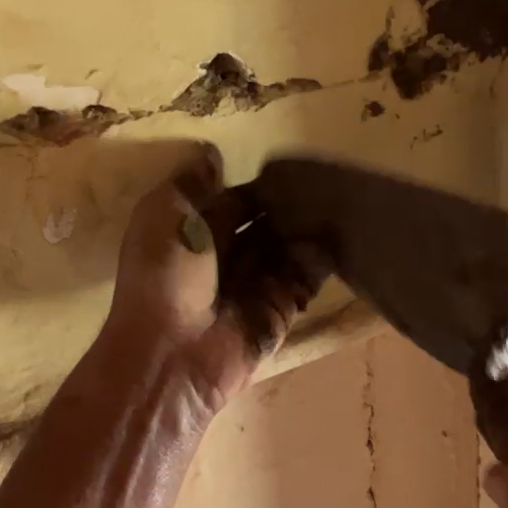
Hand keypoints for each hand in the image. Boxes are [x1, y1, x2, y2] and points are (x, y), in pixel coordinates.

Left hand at [101, 146, 326, 409]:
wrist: (174, 352)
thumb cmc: (164, 274)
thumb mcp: (164, 213)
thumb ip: (190, 183)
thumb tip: (213, 155)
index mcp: (192, 233)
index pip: (232, 201)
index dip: (256, 185)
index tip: (288, 165)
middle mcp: (226, 257)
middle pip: (264, 224)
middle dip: (288, 205)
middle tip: (324, 178)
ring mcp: (255, 284)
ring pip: (288, 248)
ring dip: (309, 227)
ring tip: (342, 197)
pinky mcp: (282, 308)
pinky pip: (306, 277)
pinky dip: (323, 257)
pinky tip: (344, 231)